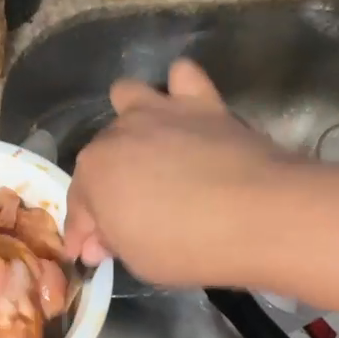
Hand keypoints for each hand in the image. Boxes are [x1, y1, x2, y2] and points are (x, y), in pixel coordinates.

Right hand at [63, 58, 299, 288]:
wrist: (259, 215)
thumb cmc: (188, 246)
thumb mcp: (136, 261)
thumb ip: (112, 242)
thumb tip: (101, 239)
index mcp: (94, 172)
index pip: (79, 205)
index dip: (85, 234)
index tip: (94, 255)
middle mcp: (118, 132)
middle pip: (101, 156)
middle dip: (108, 186)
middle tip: (131, 217)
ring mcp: (160, 111)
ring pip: (128, 95)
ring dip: (131, 120)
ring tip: (150, 147)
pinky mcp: (202, 102)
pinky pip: (183, 76)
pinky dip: (181, 90)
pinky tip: (187, 112)